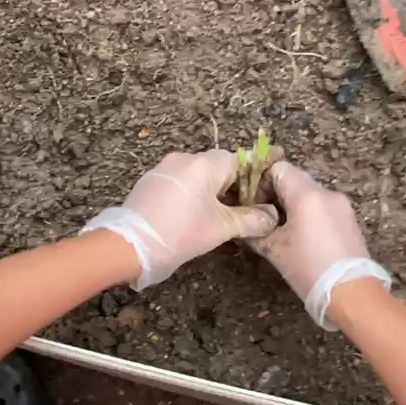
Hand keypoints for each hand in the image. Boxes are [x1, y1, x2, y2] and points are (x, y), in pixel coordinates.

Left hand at [81, 150, 278, 288]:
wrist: (128, 245)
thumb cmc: (178, 234)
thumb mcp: (220, 228)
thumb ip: (249, 219)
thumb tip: (270, 216)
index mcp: (204, 164)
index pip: (240, 159)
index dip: (259, 167)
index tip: (276, 165)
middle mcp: (184, 159)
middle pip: (220, 165)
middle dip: (238, 182)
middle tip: (254, 201)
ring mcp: (165, 169)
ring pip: (200, 173)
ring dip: (217, 188)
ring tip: (230, 211)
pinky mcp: (152, 182)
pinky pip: (183, 180)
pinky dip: (197, 191)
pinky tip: (203, 211)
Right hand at [248, 161, 391, 328]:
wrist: (352, 294)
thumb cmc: (309, 269)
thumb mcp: (274, 250)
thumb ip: (255, 232)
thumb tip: (244, 226)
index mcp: (307, 195)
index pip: (279, 169)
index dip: (261, 182)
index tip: (253, 204)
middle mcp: (327, 193)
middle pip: (294, 180)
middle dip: (275, 195)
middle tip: (263, 218)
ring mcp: (342, 206)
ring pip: (309, 194)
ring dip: (292, 205)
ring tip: (281, 230)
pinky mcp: (349, 219)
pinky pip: (323, 207)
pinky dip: (308, 214)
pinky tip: (301, 237)